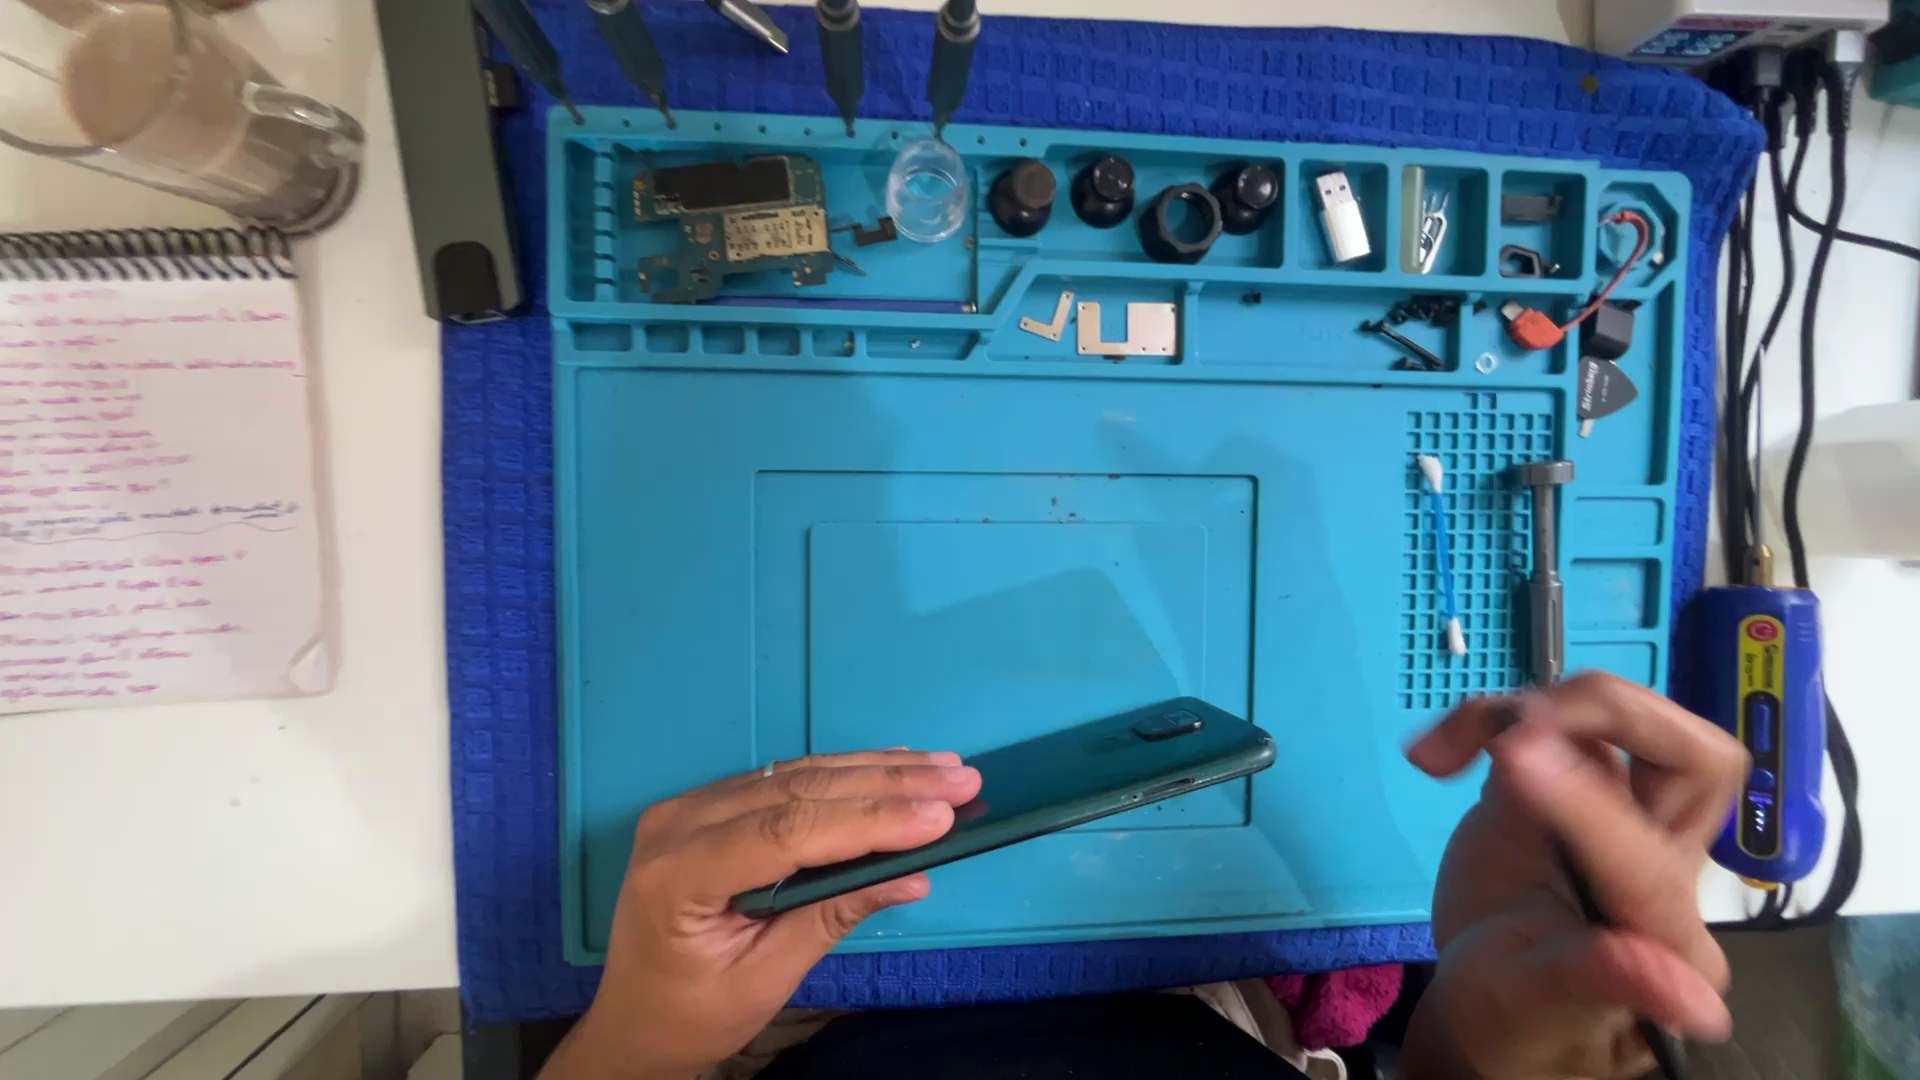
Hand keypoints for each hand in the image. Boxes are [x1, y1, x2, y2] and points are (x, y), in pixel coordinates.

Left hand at [540, 749, 982, 1079]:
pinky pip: (790, 777)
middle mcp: (683, 820)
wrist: (630, 1020)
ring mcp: (696, 802)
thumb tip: (915, 876)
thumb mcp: (764, 980)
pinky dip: (849, 773)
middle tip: (961, 778)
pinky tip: (893, 765)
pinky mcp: (715, 799)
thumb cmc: (691, 1016)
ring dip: (878, 770)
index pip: (788, 832)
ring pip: (801, 772)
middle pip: (800, 790)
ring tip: (943, 767)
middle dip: (889, 784)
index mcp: (680, 874)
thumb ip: (833, 915)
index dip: (869, 820)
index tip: (941, 815)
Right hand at [1402, 673, 1746, 1079]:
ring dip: (1528, 712)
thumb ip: (1596, 986)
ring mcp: (1601, 816)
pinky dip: (1484, 720)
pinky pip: (1537, 729)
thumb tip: (1693, 998)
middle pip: (1690, 756)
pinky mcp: (1547, 792)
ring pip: (1609, 724)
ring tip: (1443, 749)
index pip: (1642, 854)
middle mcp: (1652, 860)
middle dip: (1609, 716)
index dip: (1579, 801)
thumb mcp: (1537, 1011)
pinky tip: (1433, 756)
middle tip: (1523, 720)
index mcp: (1663, 929)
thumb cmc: (1515, 1021)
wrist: (1491, 1002)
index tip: (1504, 754)